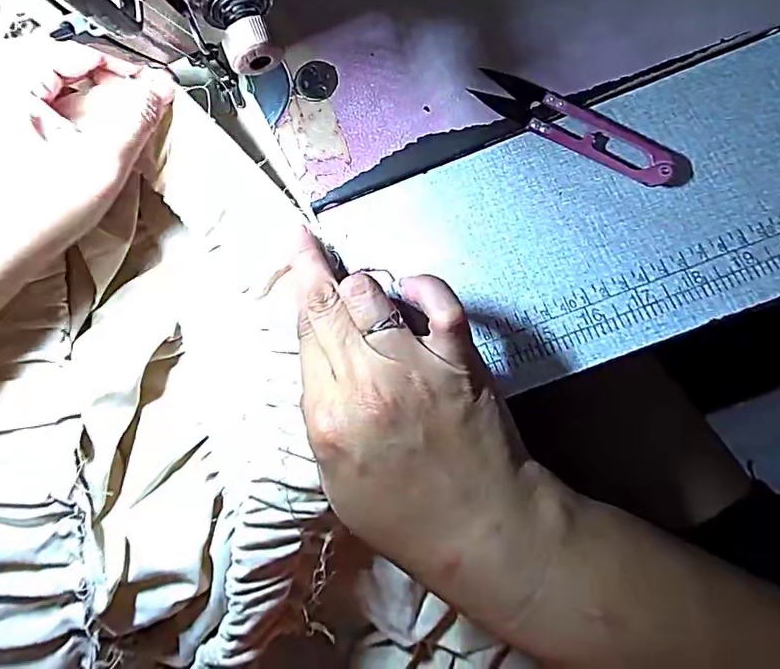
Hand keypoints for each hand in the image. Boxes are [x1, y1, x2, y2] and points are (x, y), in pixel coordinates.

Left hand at [0, 38, 172, 307]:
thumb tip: (157, 89)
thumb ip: (136, 119)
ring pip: (42, 93)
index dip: (126, 73)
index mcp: (3, 78)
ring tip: (92, 146)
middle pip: (62, 70)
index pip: (83, 51)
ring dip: (76, 112)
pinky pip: (19, 114)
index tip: (150, 93)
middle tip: (127, 123)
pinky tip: (60, 159)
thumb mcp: (97, 166)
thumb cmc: (15, 225)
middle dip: (102, 94)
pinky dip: (49, 127)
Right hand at [291, 233, 553, 597]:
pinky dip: (421, 284)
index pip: (305, 329)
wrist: (485, 535)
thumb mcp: (335, 476)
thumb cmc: (403, 514)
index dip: (297, 288)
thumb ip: (317, 409)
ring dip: (361, 285)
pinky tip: (410, 288)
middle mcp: (365, 382)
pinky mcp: (458, 358)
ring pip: (370, 291)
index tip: (294, 254)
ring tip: (364, 294)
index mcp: (328, 416)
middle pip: (327, 301)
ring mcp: (414, 366)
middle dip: (312, 265)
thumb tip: (315, 352)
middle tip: (308, 244)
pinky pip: (437, 299)